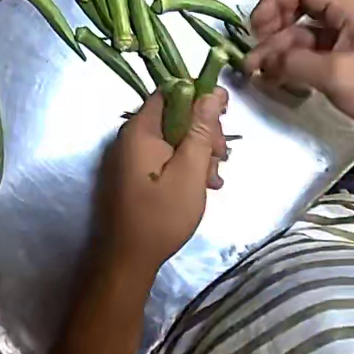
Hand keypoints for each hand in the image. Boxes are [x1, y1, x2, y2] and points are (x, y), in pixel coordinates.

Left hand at [95, 86, 227, 280]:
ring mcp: (133, 157)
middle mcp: (132, 137)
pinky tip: (204, 184)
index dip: (200, 97)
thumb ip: (201, 129)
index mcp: (141, 130)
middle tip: (221, 156)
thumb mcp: (190, 169)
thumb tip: (211, 93)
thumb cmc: (161, 214)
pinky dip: (186, 165)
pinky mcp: (137, 174)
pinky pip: (166, 156)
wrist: (129, 261)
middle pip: (175, 115)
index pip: (171, 92)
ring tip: (214, 178)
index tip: (224, 113)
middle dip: (204, 131)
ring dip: (199, 151)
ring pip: (175, 138)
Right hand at [243, 0, 353, 141]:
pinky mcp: (347, 61)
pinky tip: (280, 80)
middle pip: (299, 13)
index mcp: (349, 9)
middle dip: (273, 35)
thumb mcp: (335, 75)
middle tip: (254, 61)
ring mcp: (347, 41)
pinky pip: (313, 55)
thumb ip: (295, 63)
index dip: (274, 4)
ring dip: (281, 53)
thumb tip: (264, 60)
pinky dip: (295, 65)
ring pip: (303, 37)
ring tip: (261, 75)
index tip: (256, 30)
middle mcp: (347, 19)